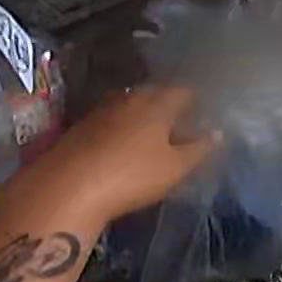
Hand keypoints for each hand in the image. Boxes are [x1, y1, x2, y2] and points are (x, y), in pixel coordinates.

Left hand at [16, 87, 220, 222]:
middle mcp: (128, 99)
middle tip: (182, 122)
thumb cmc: (131, 175)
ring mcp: (99, 112)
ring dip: (143, 115)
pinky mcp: (78, 129)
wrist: (62, 190)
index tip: (205, 112)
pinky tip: (124, 146)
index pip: (184, 91)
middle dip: (169, 104)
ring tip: (154, 134)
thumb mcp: (175, 167)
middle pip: (154, 94)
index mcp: (157, 104)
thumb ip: (199, 149)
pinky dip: (122, 128)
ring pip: (129, 106)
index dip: (197, 100)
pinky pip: (110, 120)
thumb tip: (218, 133)